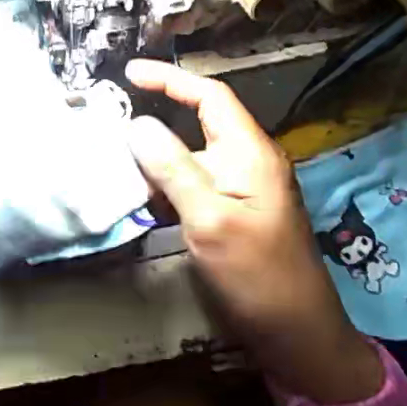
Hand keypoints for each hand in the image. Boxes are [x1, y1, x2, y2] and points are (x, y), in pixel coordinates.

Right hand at [123, 59, 380, 402]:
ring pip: (190, 162)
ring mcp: (242, 191)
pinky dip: (167, 190)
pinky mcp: (234, 215)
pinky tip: (144, 204)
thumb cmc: (257, 275)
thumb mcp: (210, 220)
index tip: (129, 73)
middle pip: (195, 128)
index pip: (209, 97)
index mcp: (250, 153)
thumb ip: (173, 169)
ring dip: (156, 164)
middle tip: (110, 138)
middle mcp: (248, 163)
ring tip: (118, 174)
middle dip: (153, 129)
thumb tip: (136, 126)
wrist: (296, 332)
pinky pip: (194, 189)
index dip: (170, 78)